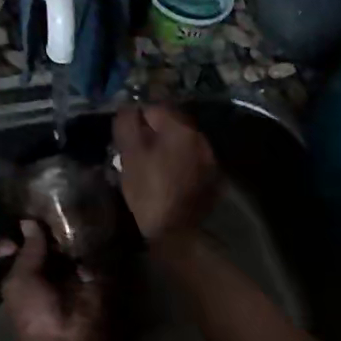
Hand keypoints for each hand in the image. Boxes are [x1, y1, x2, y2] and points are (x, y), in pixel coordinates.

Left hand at [0, 221, 105, 340]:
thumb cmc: (33, 312)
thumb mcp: (20, 279)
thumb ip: (27, 251)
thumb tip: (29, 221)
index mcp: (22, 274)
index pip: (20, 247)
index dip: (20, 234)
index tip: (25, 222)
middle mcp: (47, 272)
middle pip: (47, 244)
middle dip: (50, 230)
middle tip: (55, 211)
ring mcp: (71, 276)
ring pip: (70, 248)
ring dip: (72, 235)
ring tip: (76, 213)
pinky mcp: (94, 280)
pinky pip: (92, 258)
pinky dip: (91, 247)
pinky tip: (91, 232)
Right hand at [113, 105, 219, 243]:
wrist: (177, 232)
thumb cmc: (148, 191)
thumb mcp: (129, 155)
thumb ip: (127, 125)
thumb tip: (129, 108)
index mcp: (181, 129)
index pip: (155, 109)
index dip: (137, 120)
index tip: (126, 138)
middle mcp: (201, 139)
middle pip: (172, 126)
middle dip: (154, 135)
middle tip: (136, 152)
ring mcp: (210, 160)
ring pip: (184, 145)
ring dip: (169, 150)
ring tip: (153, 167)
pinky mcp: (214, 179)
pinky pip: (193, 163)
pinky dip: (181, 166)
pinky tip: (170, 180)